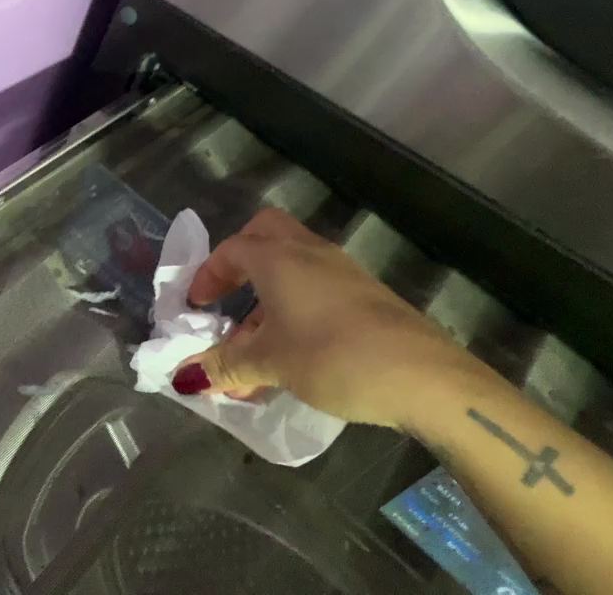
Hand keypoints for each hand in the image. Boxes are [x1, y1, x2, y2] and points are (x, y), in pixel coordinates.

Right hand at [172, 208, 482, 427]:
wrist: (427, 378)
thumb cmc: (332, 356)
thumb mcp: (269, 364)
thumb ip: (225, 366)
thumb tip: (184, 378)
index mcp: (276, 258)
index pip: (230, 250)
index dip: (207, 275)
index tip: (197, 306)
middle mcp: (308, 252)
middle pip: (266, 233)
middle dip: (241, 260)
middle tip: (229, 295)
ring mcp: (344, 272)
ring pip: (294, 263)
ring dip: (270, 293)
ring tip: (257, 345)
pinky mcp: (369, 297)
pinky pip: (318, 287)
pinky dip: (297, 306)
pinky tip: (296, 352)